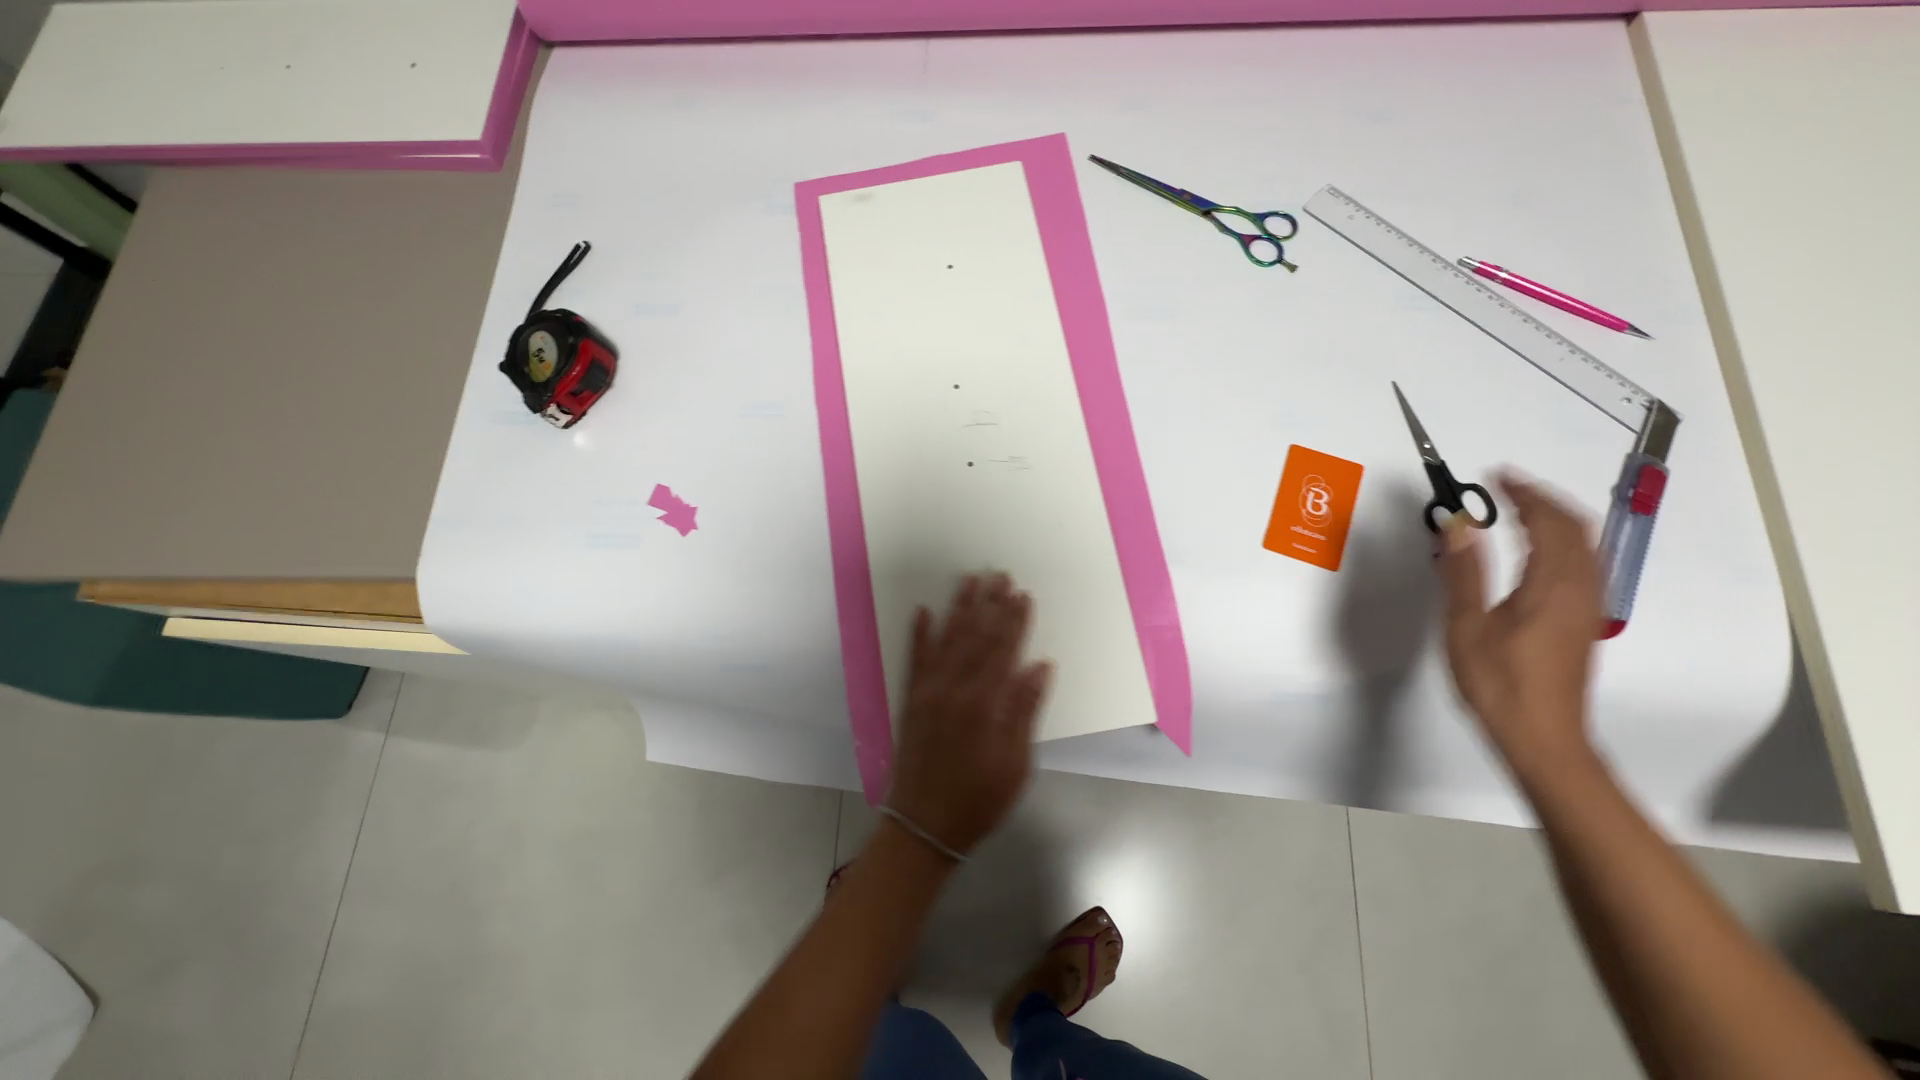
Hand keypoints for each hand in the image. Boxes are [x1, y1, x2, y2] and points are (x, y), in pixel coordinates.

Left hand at [886, 573, 1052, 856]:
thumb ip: (1024, 712)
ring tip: (970, 580)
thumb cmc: (979, 800)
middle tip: (999, 574)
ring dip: (959, 609)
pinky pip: (914, 660)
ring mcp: (929, 693)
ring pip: (947, 640)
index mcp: (985, 705)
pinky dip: (918, 634)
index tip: (1022, 595)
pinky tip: (922, 611)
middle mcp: (955, 690)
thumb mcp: (1015, 764)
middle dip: (990, 605)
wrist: (923, 826)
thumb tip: (1040, 667)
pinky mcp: (911, 702)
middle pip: (976, 638)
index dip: (1014, 621)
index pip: (1003, 651)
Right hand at [1436, 474, 1602, 780]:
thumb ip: (1463, 573)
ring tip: (1524, 510)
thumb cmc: (1499, 683)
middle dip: (1544, 499)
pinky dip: (1564, 542)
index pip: (1546, 522)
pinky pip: (1585, 564)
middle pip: (1575, 527)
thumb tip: (1457, 525)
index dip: (1524, 493)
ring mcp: (1588, 606)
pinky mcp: (1585, 622)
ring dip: (1558, 519)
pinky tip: (1540, 552)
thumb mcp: (1467, 627)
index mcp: (1551, 584)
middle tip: (1508, 487)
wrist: (1544, 737)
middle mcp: (1580, 588)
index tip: (1497, 476)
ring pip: (1586, 545)